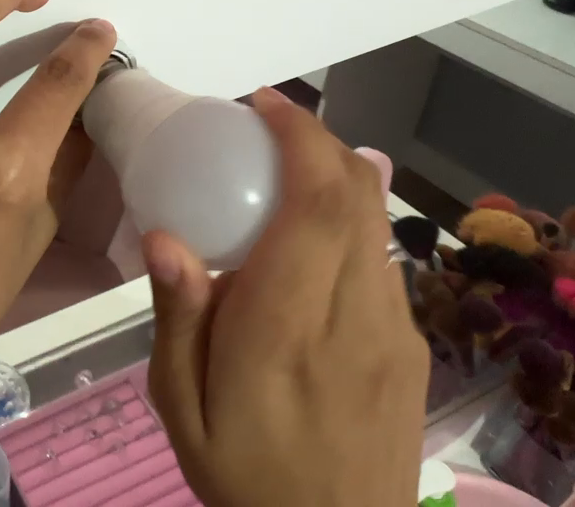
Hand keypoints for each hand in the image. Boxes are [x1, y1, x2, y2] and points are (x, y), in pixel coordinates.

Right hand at [143, 88, 427, 506]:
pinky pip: (381, 258)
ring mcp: (394, 334)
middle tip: (265, 121)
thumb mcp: (180, 406)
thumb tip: (164, 235)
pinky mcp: (410, 349)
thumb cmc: (241, 472)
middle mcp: (355, 319)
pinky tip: (307, 226)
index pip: (318, 207)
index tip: (261, 104)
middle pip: (359, 199)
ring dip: (336, 172)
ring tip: (280, 164)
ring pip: (377, 223)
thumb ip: (176, 319)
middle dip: (319, 139)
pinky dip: (349, 215)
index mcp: (288, 329)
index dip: (301, 139)